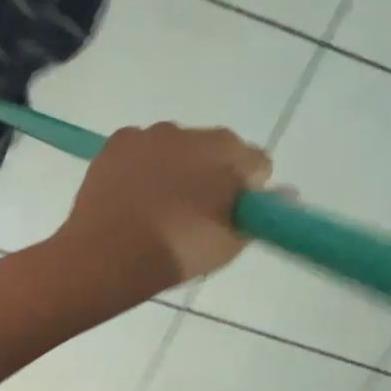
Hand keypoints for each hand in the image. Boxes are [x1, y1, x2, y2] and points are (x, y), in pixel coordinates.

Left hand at [58, 122, 273, 289]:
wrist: (106, 257)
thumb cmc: (174, 252)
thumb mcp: (228, 243)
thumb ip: (260, 215)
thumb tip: (284, 193)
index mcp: (230, 152)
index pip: (253, 163)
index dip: (243, 190)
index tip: (226, 214)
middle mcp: (193, 132)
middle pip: (211, 150)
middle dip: (205, 173)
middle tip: (186, 212)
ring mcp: (150, 136)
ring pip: (172, 148)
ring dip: (169, 167)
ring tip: (151, 206)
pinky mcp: (115, 145)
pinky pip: (135, 149)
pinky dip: (135, 165)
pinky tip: (126, 193)